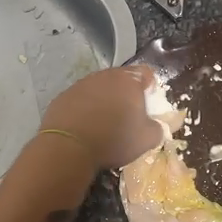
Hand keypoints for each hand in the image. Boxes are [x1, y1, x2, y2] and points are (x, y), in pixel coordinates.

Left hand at [40, 65, 164, 170]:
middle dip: (126, 94)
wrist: (68, 147)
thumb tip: (159, 126)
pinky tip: (84, 127)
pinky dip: (85, 109)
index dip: (150, 88)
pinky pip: (80, 99)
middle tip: (128, 116)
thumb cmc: (114, 139)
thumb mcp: (146, 139)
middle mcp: (104, 76)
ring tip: (104, 123)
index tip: (149, 105)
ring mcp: (81, 84)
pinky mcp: (62, 97)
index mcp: (129, 80)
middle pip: (121, 79)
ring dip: (104, 101)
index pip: (146, 73)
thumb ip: (158, 128)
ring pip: (99, 88)